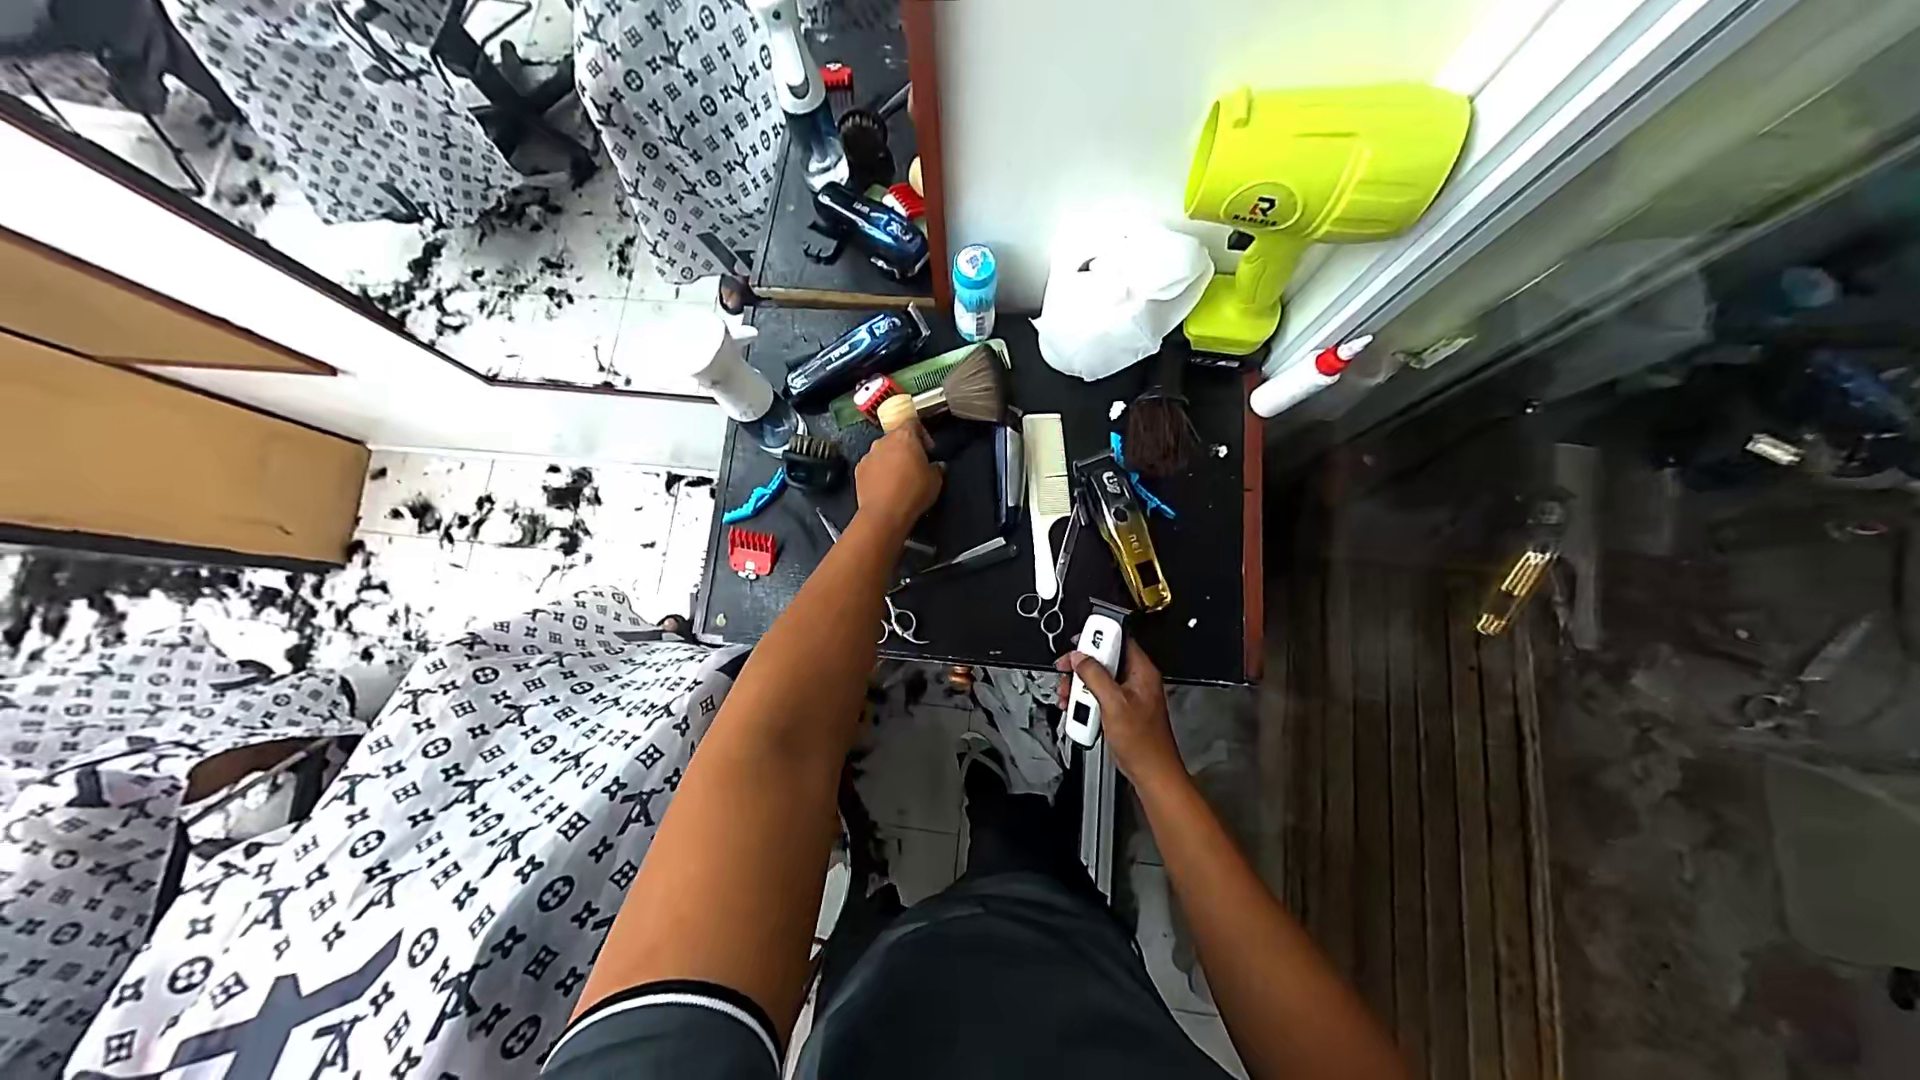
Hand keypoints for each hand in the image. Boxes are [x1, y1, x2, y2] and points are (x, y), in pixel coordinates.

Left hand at [855, 419, 941, 536]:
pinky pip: (872, 465)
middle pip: (896, 437)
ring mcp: (868, 455)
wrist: (884, 513)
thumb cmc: (914, 492)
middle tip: (915, 463)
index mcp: (905, 437)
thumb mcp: (935, 480)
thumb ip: (937, 468)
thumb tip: (937, 465)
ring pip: (883, 450)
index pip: (913, 423)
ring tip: (899, 476)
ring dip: (891, 458)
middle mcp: (884, 441)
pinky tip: (885, 485)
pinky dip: (879, 470)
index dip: (922, 433)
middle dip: (906, 447)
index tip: (928, 450)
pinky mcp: (858, 470)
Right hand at [1056, 640, 1183, 787]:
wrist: (1150, 772)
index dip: (1097, 637)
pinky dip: (1084, 699)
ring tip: (1069, 696)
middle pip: (1103, 658)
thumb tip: (1080, 658)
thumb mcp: (1114, 704)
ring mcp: (1127, 694)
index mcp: (1141, 671)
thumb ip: (1095, 676)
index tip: (1078, 643)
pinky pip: (1097, 695)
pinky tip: (1076, 709)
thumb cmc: (1143, 743)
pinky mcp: (1119, 707)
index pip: (1118, 639)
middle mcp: (1135, 679)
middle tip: (1066, 672)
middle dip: (1081, 666)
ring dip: (1079, 686)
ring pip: (1097, 677)